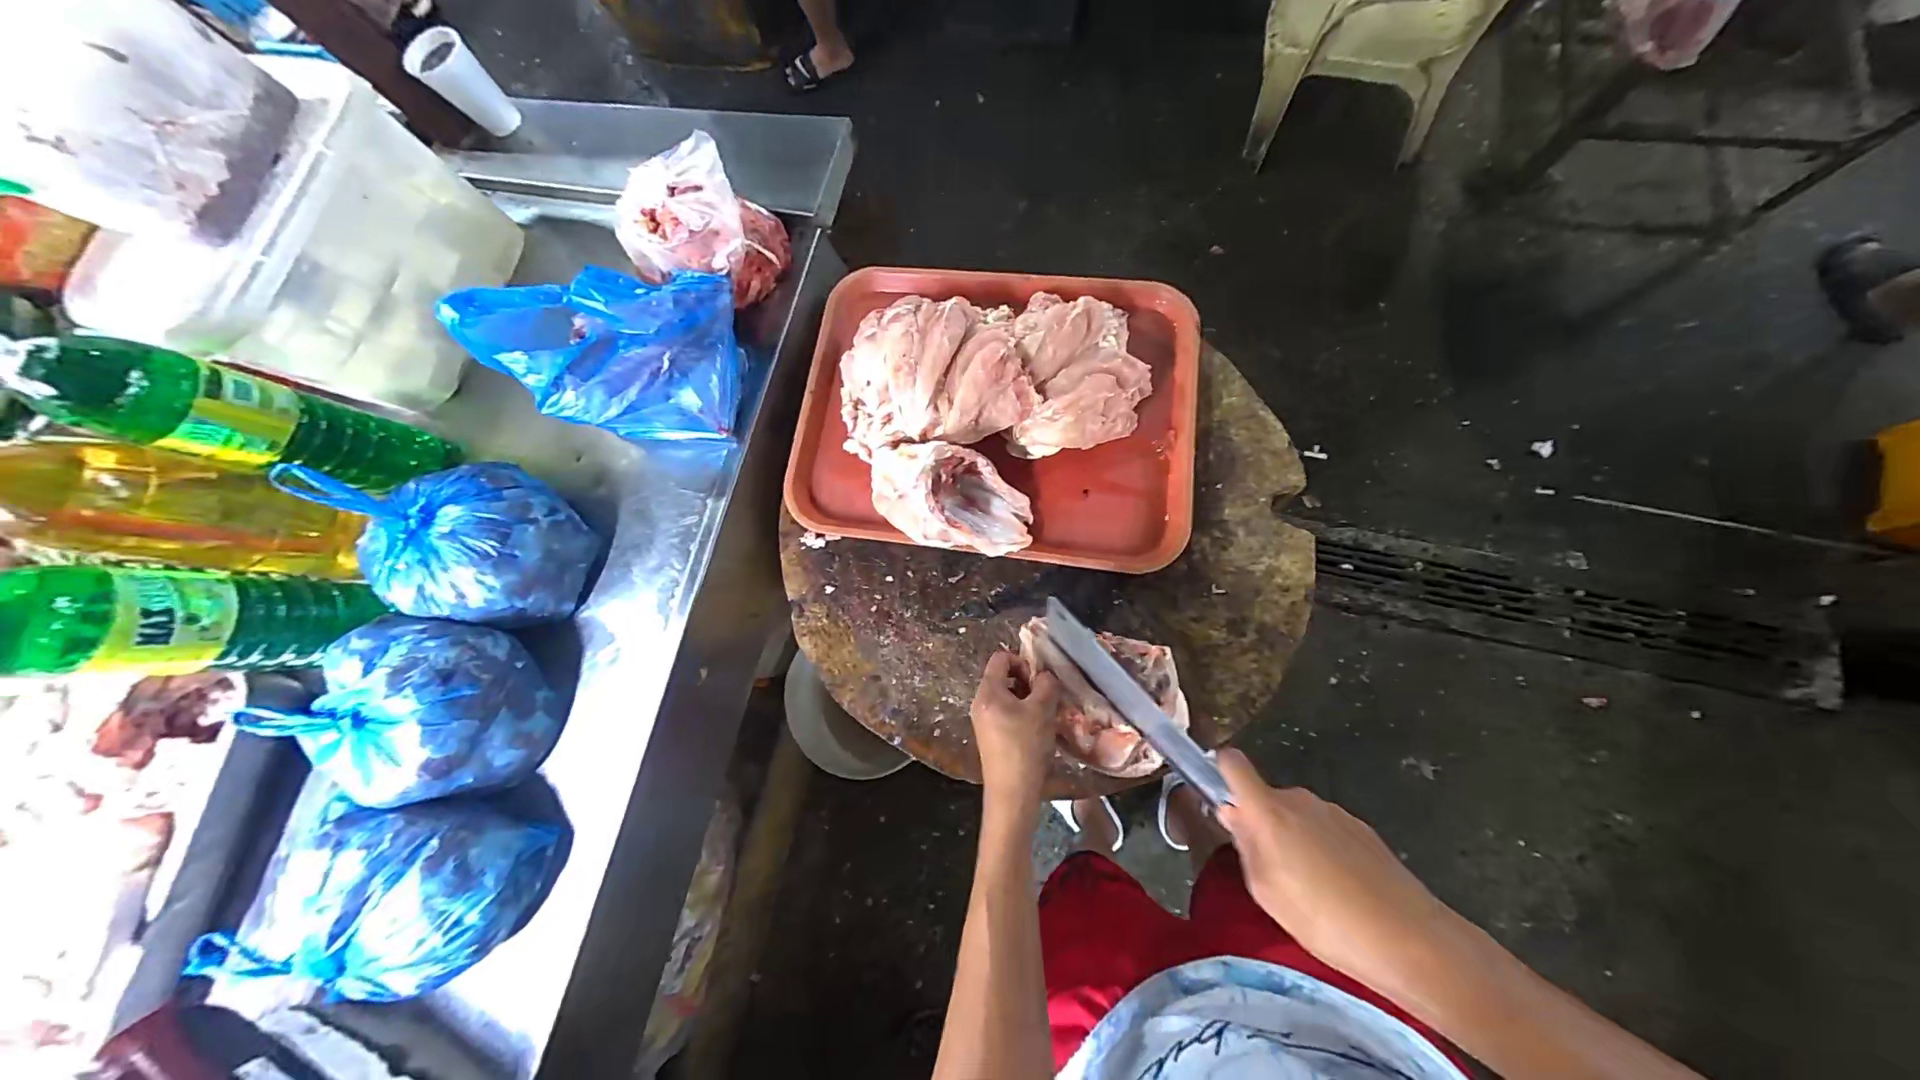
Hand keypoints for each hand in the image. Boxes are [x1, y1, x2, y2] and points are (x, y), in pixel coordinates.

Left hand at [969, 651, 1060, 803]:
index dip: (1022, 661)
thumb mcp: (1042, 710)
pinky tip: (1037, 730)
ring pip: (1006, 696)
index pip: (1000, 658)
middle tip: (1045, 697)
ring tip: (1045, 713)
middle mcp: (980, 702)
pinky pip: (1005, 713)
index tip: (1039, 680)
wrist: (1012, 792)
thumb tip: (1045, 676)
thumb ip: (1046, 685)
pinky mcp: (989, 736)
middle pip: (1002, 676)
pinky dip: (1021, 713)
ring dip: (1027, 698)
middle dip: (1026, 681)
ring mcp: (983, 720)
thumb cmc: (1026, 746)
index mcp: (988, 692)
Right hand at [1215, 749, 1457, 987]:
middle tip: (1267, 870)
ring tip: (1309, 889)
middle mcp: (1300, 799)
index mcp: (1269, 810)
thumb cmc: (1326, 921)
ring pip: (1297, 816)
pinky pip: (1326, 830)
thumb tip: (1234, 815)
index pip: (1232, 763)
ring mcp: (1335, 812)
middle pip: (1265, 798)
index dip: (1218, 770)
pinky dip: (1322, 850)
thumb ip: (1245, 846)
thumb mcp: (1266, 892)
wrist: (1414, 942)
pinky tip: (1339, 891)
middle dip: (1260, 824)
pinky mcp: (1364, 830)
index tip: (1216, 796)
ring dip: (1293, 839)